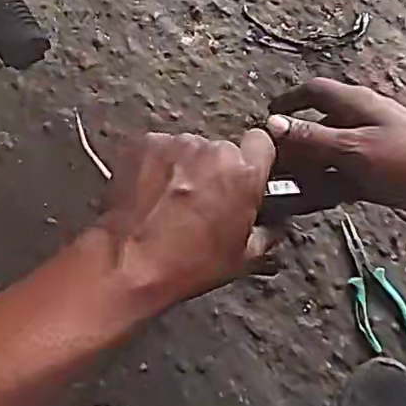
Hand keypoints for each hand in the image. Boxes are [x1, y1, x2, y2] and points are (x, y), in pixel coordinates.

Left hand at [93, 129, 277, 309]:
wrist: (130, 261)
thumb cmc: (185, 263)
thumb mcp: (241, 258)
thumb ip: (267, 233)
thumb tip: (274, 227)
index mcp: (244, 173)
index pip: (261, 142)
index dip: (253, 157)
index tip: (245, 169)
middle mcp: (213, 151)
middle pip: (221, 150)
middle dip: (214, 170)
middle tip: (201, 200)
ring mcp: (177, 144)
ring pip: (189, 149)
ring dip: (183, 167)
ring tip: (171, 200)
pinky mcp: (146, 144)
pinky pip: (159, 149)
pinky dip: (156, 165)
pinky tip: (151, 192)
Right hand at [266, 78, 405, 221]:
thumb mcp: (353, 148)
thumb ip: (312, 137)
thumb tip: (273, 124)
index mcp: (356, 103)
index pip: (314, 91)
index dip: (289, 100)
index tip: (268, 115)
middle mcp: (364, 118)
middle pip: (321, 124)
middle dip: (297, 142)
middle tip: (276, 162)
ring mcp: (375, 144)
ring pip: (333, 151)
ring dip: (313, 166)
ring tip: (294, 185)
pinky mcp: (385, 168)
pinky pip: (349, 172)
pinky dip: (333, 181)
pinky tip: (323, 198)